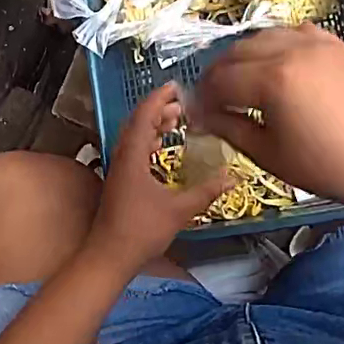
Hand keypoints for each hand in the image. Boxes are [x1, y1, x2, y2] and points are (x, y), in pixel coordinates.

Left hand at [85, 82, 229, 273]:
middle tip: (183, 104)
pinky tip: (162, 148)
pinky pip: (135, 150)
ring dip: (154, 125)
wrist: (109, 257)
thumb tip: (234, 177)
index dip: (159, 98)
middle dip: (159, 109)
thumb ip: (207, 191)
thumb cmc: (141, 231)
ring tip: (176, 120)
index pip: (144, 116)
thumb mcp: (179, 210)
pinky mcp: (120, 182)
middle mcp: (122, 157)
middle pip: (138, 122)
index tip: (177, 86)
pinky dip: (149, 142)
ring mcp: (119, 170)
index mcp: (133, 156)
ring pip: (135, 137)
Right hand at [195, 25, 343, 216]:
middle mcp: (291, 49)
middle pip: (237, 53)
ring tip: (241, 85)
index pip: (220, 81)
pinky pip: (294, 34)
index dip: (203, 100)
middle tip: (213, 102)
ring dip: (244, 58)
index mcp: (272, 79)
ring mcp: (317, 42)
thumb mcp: (271, 155)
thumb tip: (205, 118)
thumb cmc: (330, 166)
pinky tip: (276, 68)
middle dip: (218, 76)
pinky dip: (275, 47)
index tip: (197, 116)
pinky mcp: (336, 44)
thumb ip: (231, 129)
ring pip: (264, 37)